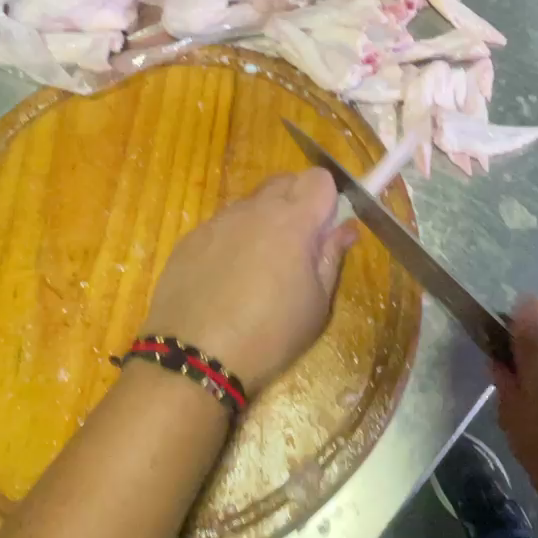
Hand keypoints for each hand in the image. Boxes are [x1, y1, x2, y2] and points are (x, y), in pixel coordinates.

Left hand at [141, 169, 358, 393]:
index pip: (320, 178)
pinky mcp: (191, 237)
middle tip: (298, 246)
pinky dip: (233, 239)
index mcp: (293, 221)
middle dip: (298, 201)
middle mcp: (255, 209)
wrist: (194, 359)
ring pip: (252, 203)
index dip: (328, 198)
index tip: (325, 229)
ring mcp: (219, 220)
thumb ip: (331, 257)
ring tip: (259, 268)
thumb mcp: (316, 306)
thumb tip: (346, 228)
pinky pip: (223, 224)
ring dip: (264, 220)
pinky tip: (226, 279)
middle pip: (285, 181)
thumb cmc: (269, 335)